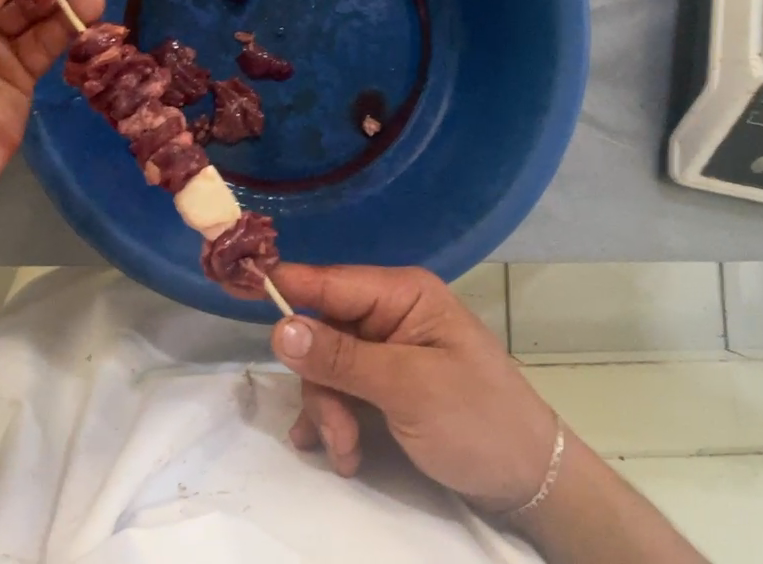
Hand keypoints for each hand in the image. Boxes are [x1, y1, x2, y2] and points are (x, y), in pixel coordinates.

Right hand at [268, 264, 557, 513]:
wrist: (530, 482)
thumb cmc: (478, 420)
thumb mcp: (409, 388)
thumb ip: (342, 357)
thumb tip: (279, 327)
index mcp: (402, 295)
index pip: (326, 281)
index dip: (280, 285)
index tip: (232, 282)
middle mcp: (390, 315)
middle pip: (320, 333)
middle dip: (321, 386)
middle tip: (336, 434)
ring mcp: (388, 351)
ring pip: (326, 369)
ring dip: (330, 414)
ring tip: (348, 453)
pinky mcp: (386, 385)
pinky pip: (341, 392)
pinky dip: (335, 423)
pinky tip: (337, 453)